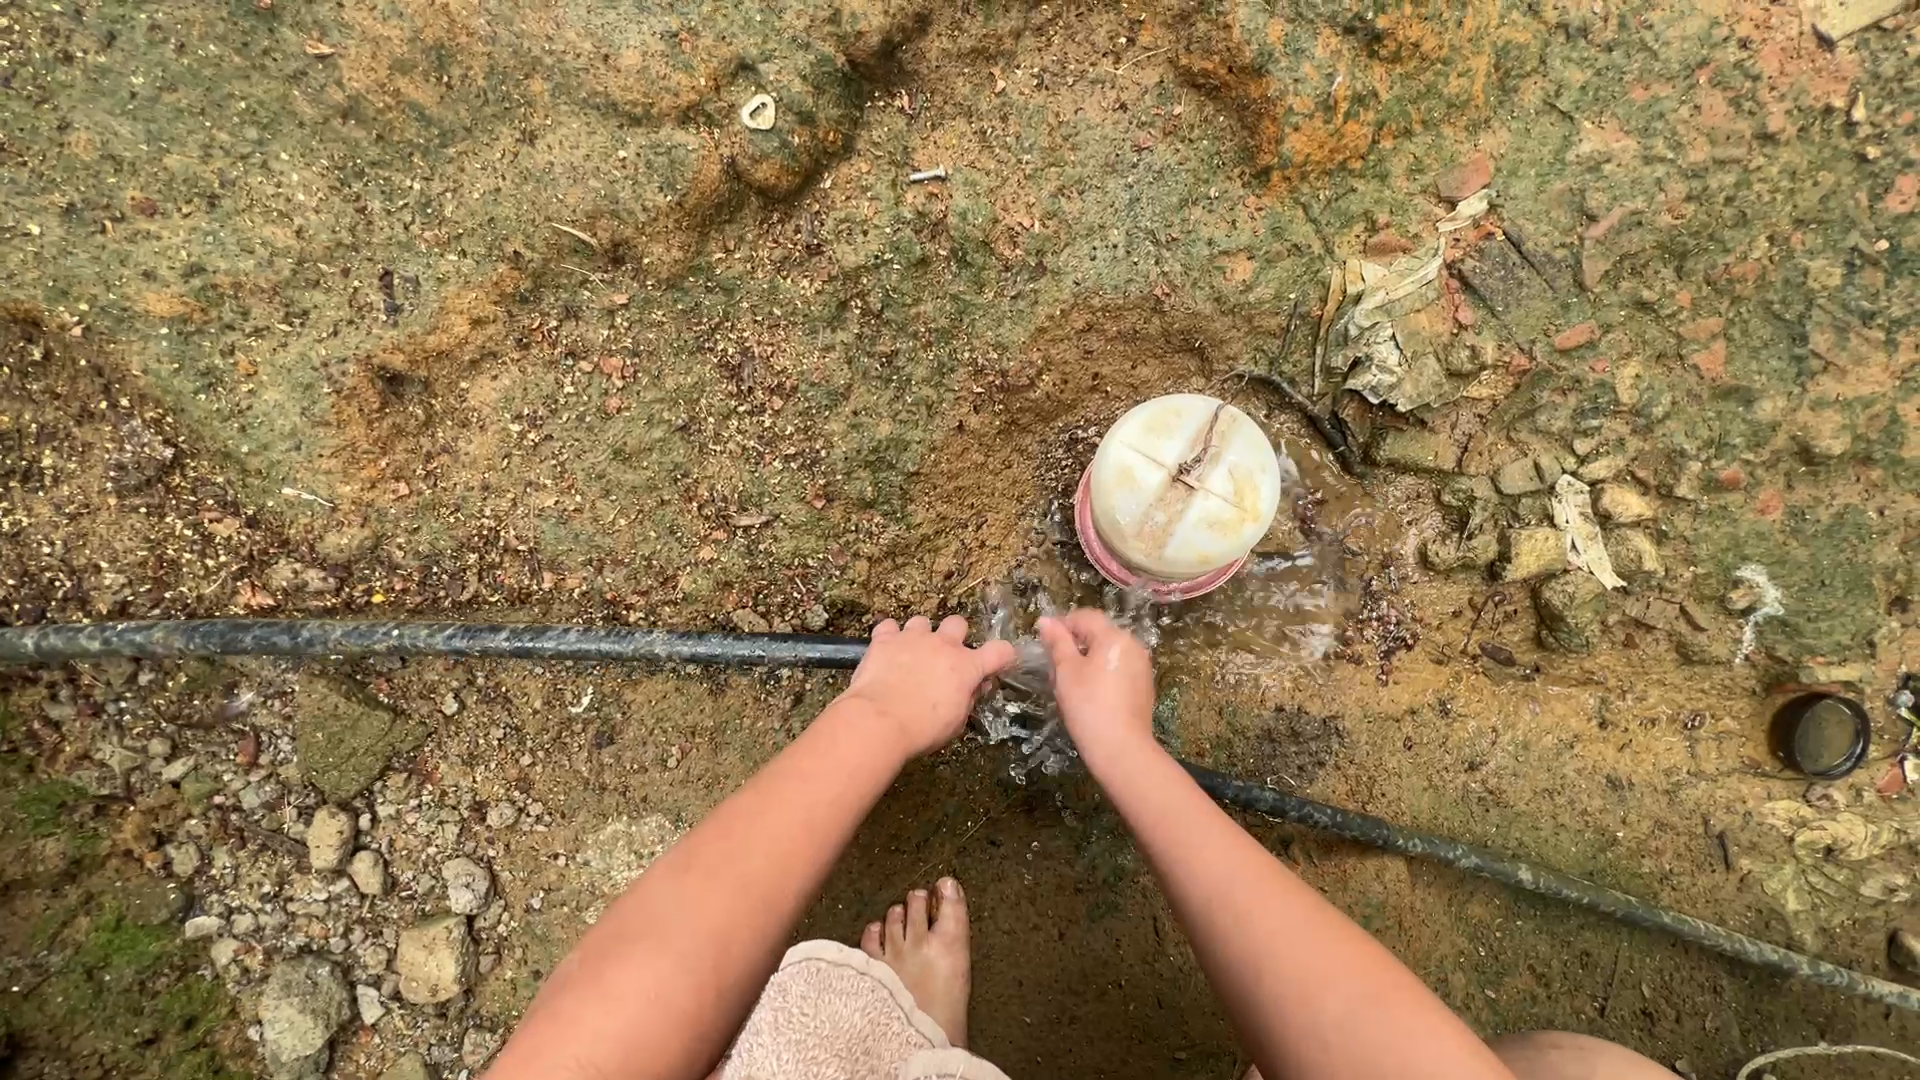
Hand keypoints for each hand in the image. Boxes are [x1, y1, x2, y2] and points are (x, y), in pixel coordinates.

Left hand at [838, 615, 1015, 759]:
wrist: (880, 721)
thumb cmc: (921, 729)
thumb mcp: (955, 722)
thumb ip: (967, 700)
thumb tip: (971, 688)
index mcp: (966, 667)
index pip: (999, 651)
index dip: (1003, 655)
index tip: (999, 661)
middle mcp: (943, 645)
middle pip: (958, 623)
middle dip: (954, 637)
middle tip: (944, 657)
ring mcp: (913, 638)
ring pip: (922, 621)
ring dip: (920, 635)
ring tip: (911, 654)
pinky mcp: (885, 639)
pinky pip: (889, 626)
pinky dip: (889, 636)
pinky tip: (886, 650)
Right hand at [1036, 609, 1157, 765]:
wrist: (1121, 749)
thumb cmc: (1089, 705)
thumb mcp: (1066, 670)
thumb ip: (1057, 641)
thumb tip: (1045, 620)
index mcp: (1115, 636)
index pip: (1086, 617)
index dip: (1063, 624)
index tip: (1044, 640)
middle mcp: (1133, 646)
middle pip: (1100, 633)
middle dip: (1075, 642)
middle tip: (1053, 661)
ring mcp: (1142, 666)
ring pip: (1109, 652)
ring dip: (1088, 658)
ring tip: (1068, 678)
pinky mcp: (1144, 686)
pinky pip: (1119, 668)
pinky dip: (1102, 672)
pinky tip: (1089, 692)